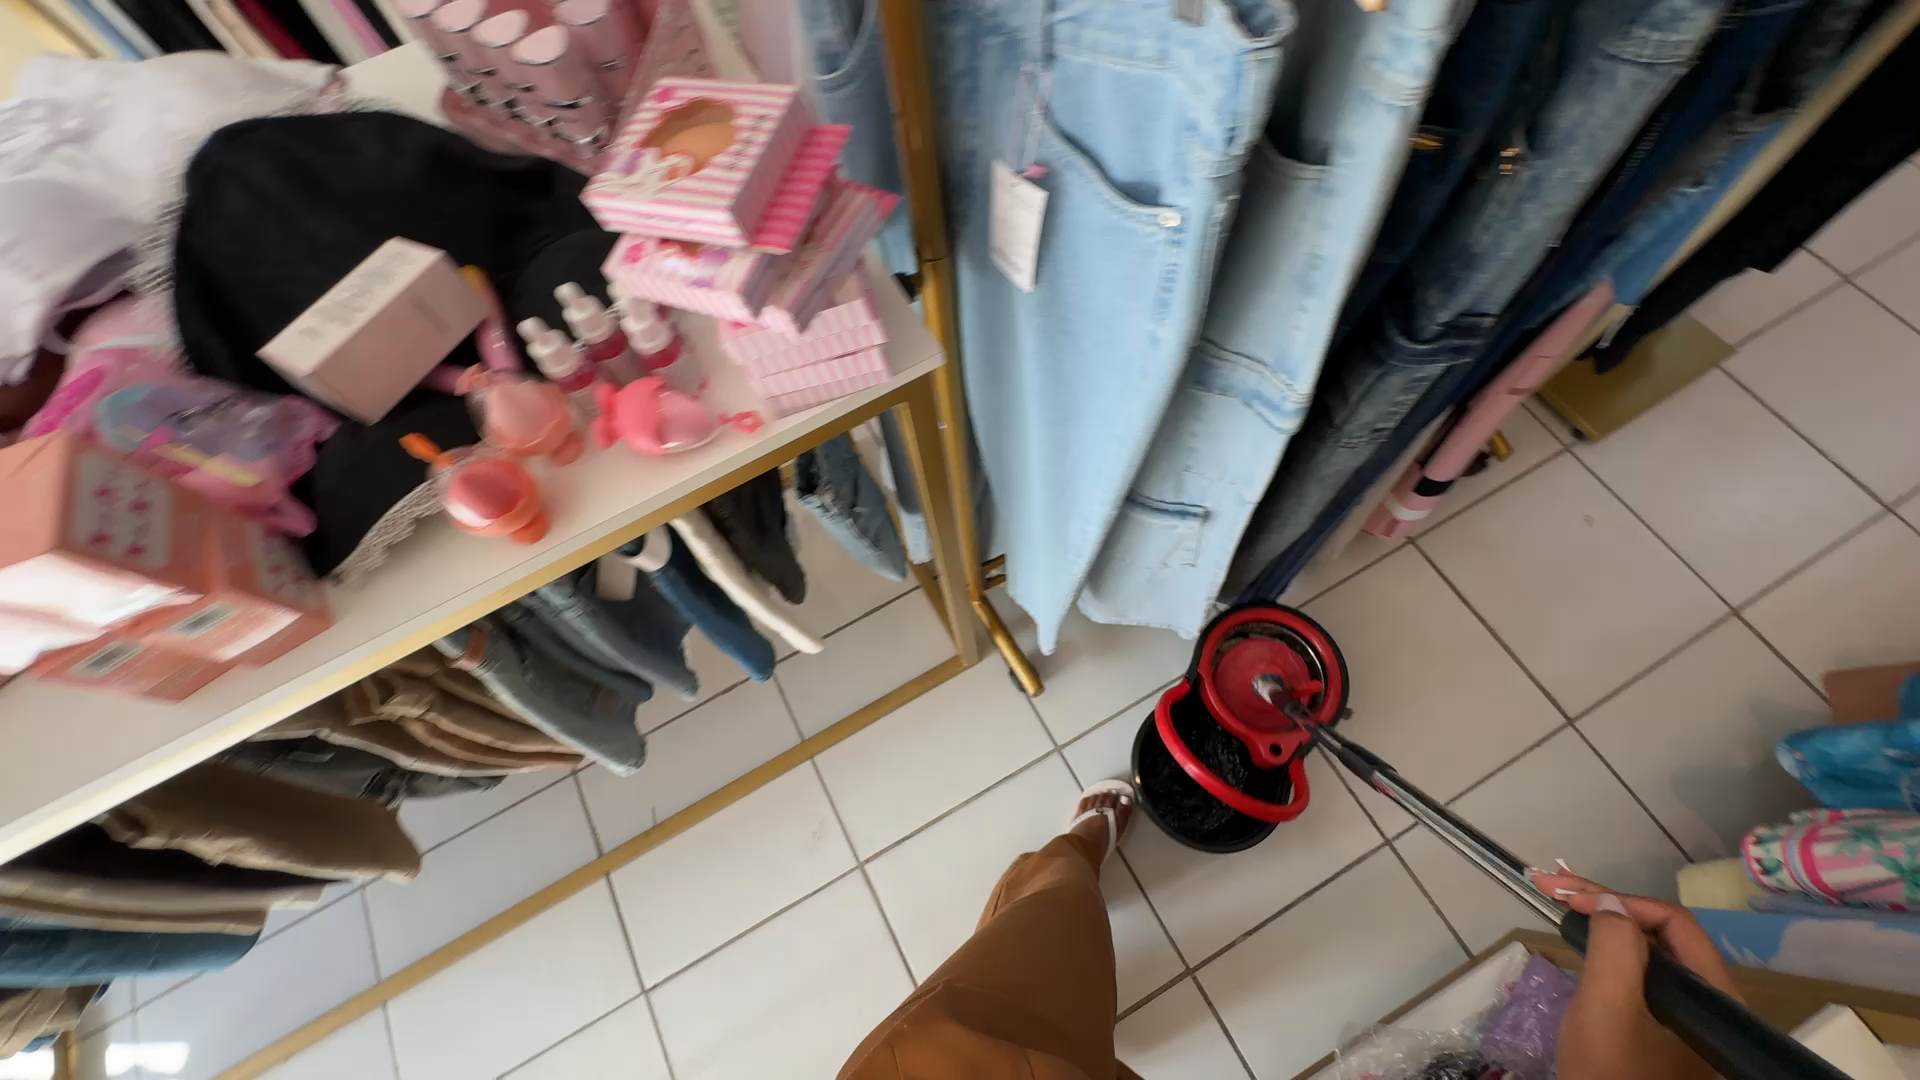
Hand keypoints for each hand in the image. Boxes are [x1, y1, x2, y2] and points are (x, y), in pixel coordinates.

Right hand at [1531, 872, 1740, 1079]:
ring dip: (1602, 920)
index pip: (1673, 923)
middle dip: (1603, 902)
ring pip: (1650, 951)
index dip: (1617, 901)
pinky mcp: (1667, 1029)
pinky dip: (1607, 948)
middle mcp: (1713, 1005)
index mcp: (1715, 999)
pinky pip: (1642, 973)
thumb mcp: (1607, 1009)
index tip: (1562, 896)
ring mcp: (1690, 1018)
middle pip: (1662, 933)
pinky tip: (1580, 941)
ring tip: (1558, 903)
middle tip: (1548, 885)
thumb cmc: (1613, 1072)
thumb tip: (1609, 902)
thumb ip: (1614, 950)